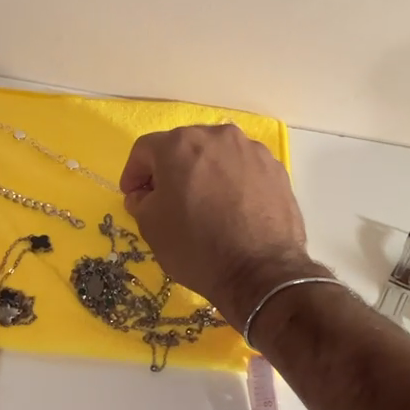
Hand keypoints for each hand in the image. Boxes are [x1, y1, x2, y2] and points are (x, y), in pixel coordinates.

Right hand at [120, 124, 325, 326]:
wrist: (260, 272)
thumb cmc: (196, 247)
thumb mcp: (150, 227)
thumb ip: (140, 201)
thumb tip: (145, 195)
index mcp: (179, 145)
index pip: (145, 150)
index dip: (134, 174)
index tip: (134, 196)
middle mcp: (216, 136)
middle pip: (183, 147)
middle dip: (171, 171)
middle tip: (167, 200)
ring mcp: (251, 150)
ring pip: (216, 156)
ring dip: (204, 174)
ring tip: (204, 205)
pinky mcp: (275, 169)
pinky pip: (243, 169)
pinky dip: (232, 183)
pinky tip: (232, 209)